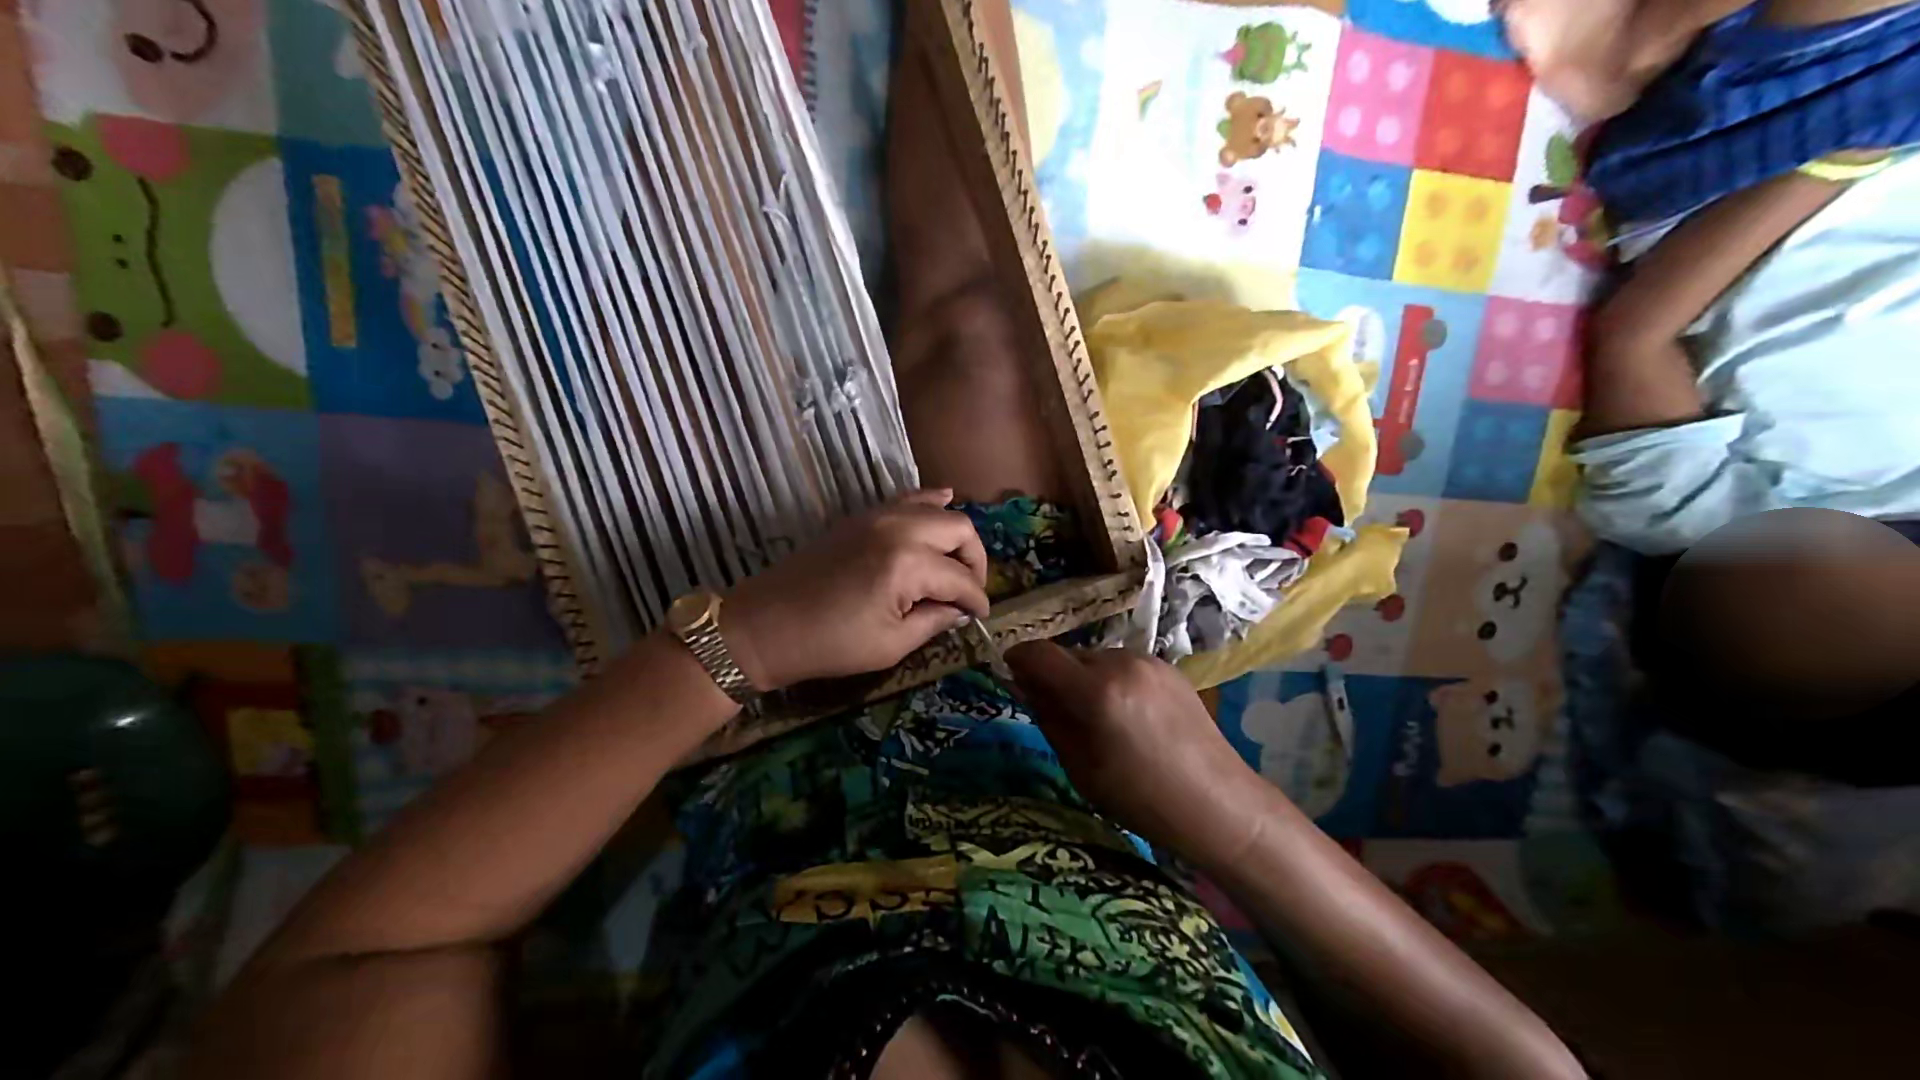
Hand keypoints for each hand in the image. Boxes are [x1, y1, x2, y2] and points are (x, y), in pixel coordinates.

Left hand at [725, 490, 990, 690]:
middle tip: (969, 591)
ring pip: (937, 508)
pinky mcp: (862, 516)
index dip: (977, 599)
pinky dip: (930, 502)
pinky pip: (907, 498)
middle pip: (959, 529)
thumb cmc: (829, 645)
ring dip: (955, 533)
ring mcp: (878, 516)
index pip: (960, 578)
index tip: (982, 615)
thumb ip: (934, 621)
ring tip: (956, 563)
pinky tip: (943, 501)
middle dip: (974, 560)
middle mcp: (899, 528)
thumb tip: (959, 611)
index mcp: (908, 564)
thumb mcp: (891, 644)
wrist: (766, 626)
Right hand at [1006, 641, 1265, 868]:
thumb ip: (1049, 717)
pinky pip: (1124, 666)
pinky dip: (1112, 681)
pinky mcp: (1169, 668)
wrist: (1218, 803)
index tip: (1009, 673)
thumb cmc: (1141, 798)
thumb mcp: (1081, 767)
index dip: (1017, 659)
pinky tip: (1128, 717)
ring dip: (1084, 678)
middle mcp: (1121, 663)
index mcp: (1096, 690)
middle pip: (1068, 655)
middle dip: (1054, 675)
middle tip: (1056, 711)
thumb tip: (1025, 685)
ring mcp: (1149, 662)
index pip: (1039, 654)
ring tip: (1098, 719)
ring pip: (1096, 659)